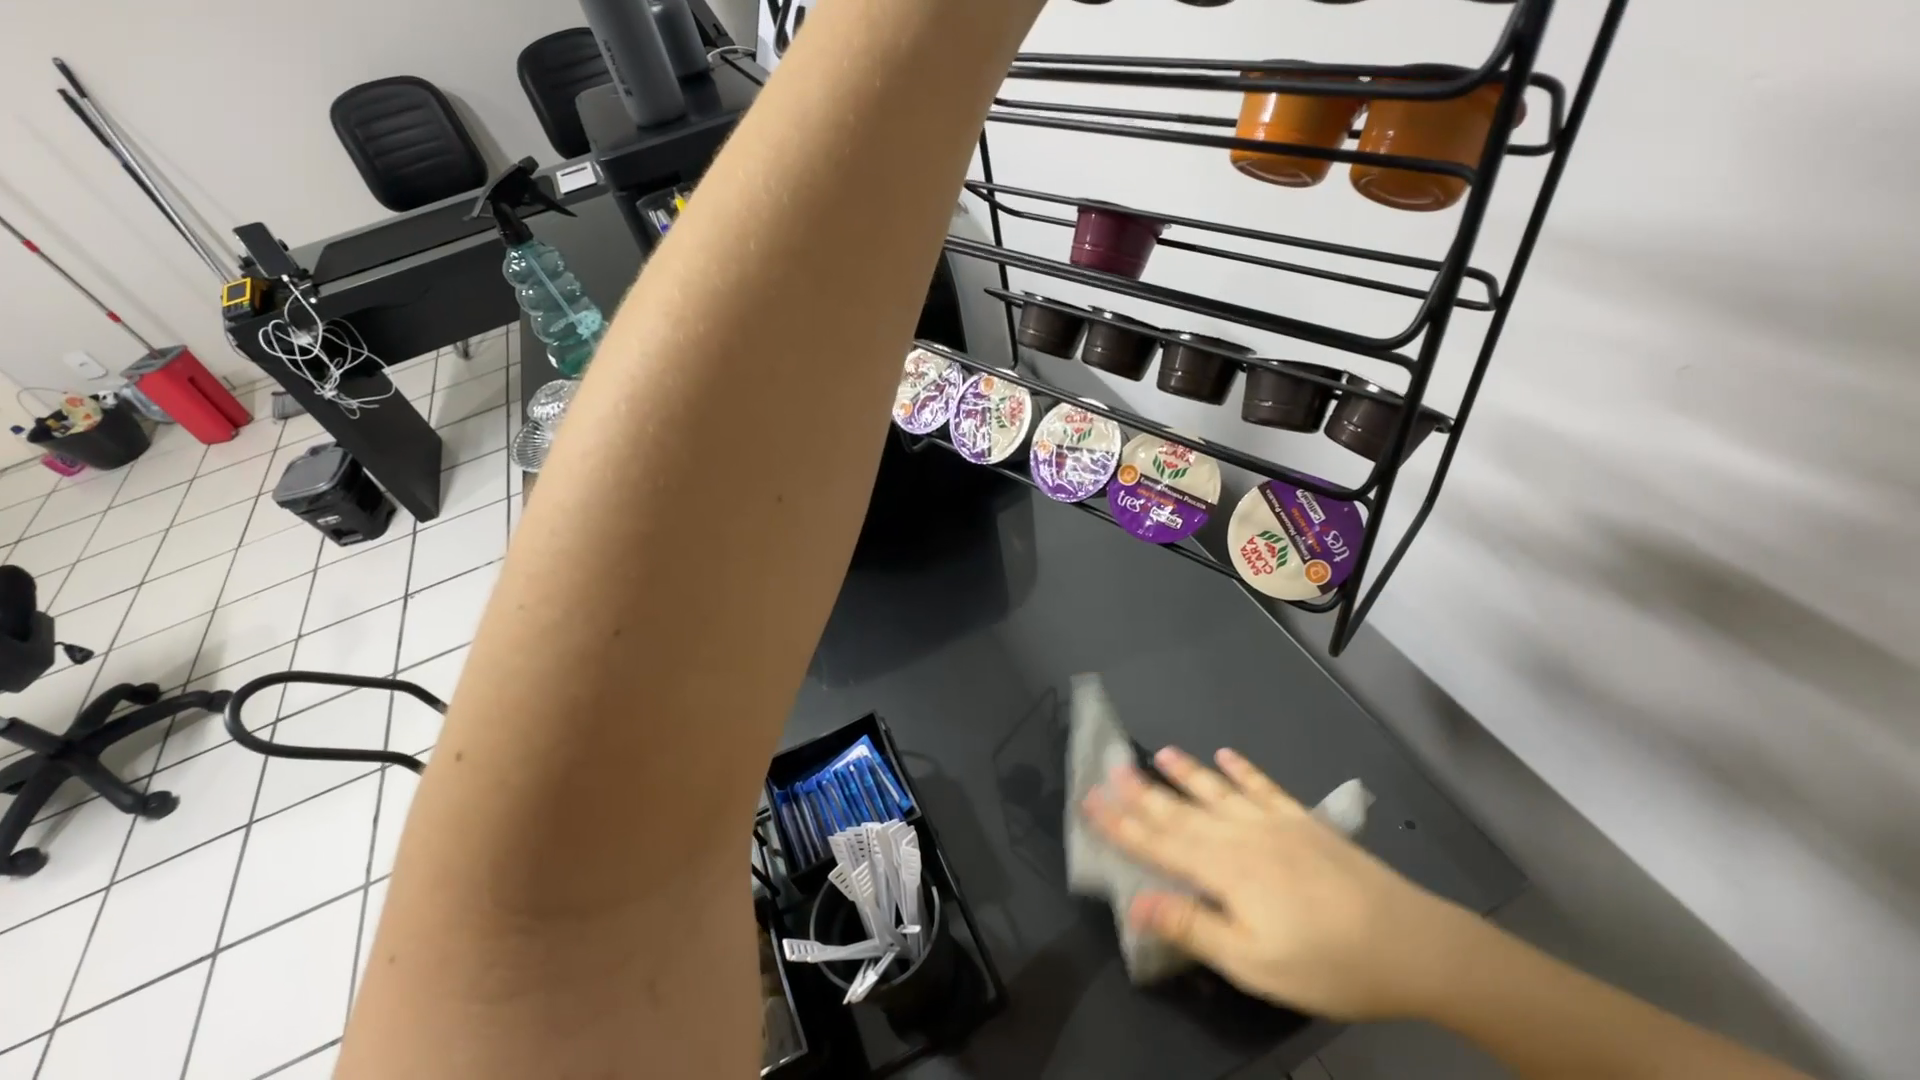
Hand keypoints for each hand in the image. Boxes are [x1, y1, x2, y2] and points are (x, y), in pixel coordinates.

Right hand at [1082, 747, 1479, 1021]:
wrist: (1413, 944)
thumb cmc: (1328, 964)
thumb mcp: (1253, 962)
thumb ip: (1193, 927)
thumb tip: (1135, 904)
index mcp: (1225, 871)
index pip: (1160, 844)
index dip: (1122, 824)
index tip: (1090, 801)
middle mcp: (1243, 837)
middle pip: (1182, 812)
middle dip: (1142, 792)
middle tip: (1109, 766)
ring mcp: (1277, 825)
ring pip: (1218, 793)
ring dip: (1186, 774)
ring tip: (1159, 753)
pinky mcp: (1307, 824)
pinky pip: (1266, 789)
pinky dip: (1244, 771)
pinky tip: (1229, 757)